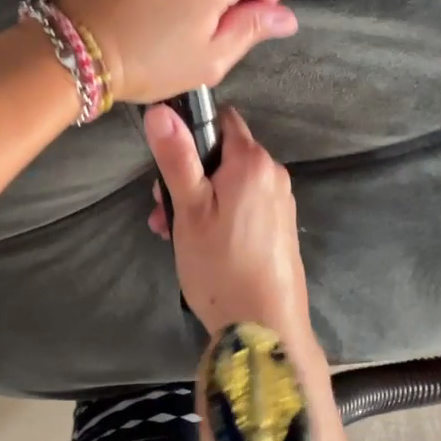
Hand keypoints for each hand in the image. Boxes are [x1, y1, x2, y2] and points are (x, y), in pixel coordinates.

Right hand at [143, 104, 309, 336]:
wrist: (267, 332)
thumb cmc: (221, 266)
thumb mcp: (189, 210)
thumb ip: (176, 157)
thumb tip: (161, 108)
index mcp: (253, 161)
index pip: (221, 118)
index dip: (191, 131)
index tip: (168, 161)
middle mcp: (273, 173)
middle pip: (222, 154)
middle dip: (189, 175)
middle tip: (162, 208)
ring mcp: (280, 202)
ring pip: (229, 183)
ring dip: (198, 199)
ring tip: (171, 233)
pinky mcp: (279, 228)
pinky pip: (243, 205)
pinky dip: (218, 215)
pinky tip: (198, 245)